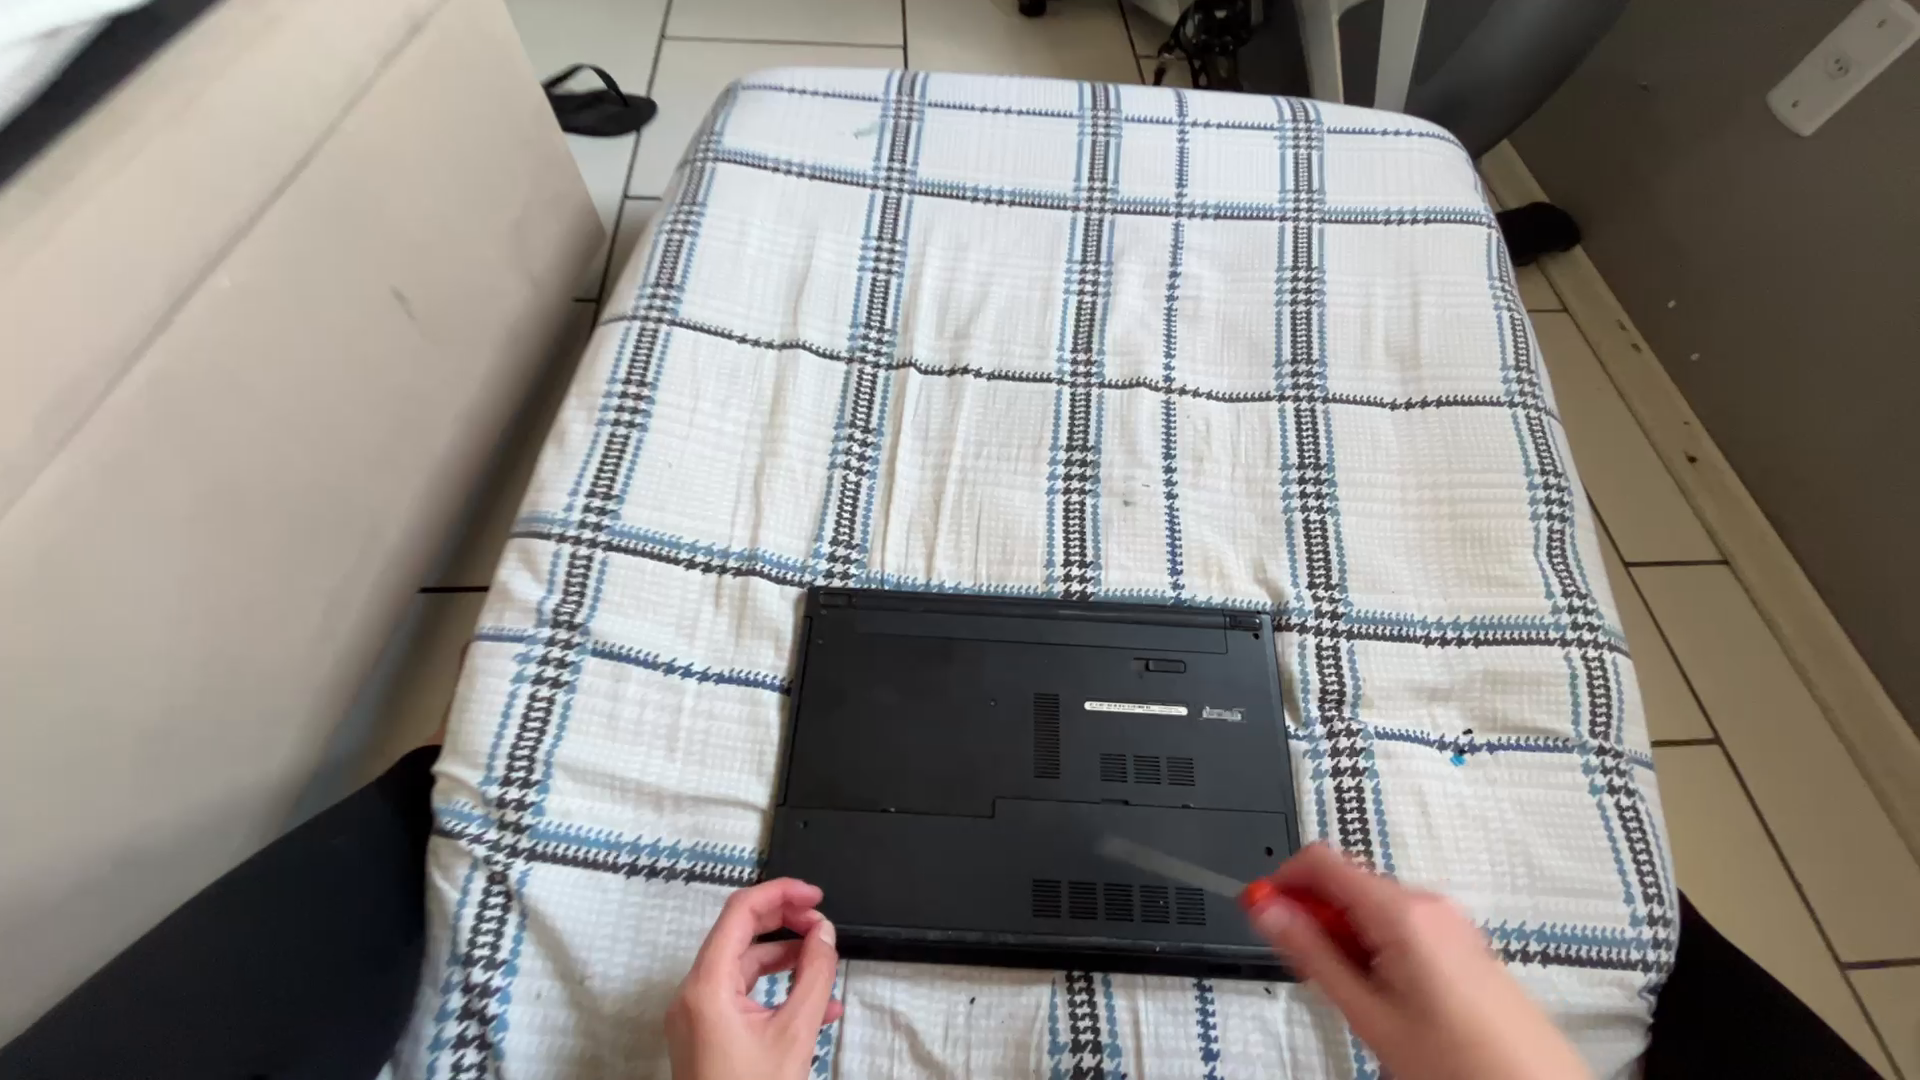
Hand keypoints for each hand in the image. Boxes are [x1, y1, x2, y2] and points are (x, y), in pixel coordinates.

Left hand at [665, 878, 842, 1079]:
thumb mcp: (795, 1034)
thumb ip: (814, 973)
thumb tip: (824, 932)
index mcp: (706, 985)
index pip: (741, 911)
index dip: (781, 893)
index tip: (815, 896)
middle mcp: (693, 993)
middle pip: (741, 932)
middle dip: (786, 923)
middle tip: (822, 926)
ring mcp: (696, 1014)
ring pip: (745, 963)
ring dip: (787, 957)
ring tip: (825, 963)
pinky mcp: (706, 1033)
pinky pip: (743, 993)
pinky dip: (776, 988)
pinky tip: (815, 1003)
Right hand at [1247, 844, 1590, 1079]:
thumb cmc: (1462, 1066)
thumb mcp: (1369, 1013)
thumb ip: (1312, 953)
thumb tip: (1265, 909)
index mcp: (1400, 911)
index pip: (1319, 859)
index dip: (1282, 880)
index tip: (1262, 913)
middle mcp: (1426, 903)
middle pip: (1344, 881)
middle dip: (1315, 914)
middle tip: (1309, 969)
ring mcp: (1450, 921)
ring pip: (1369, 904)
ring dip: (1345, 932)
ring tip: (1355, 993)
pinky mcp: (1463, 941)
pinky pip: (1400, 921)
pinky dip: (1375, 942)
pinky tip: (1386, 994)